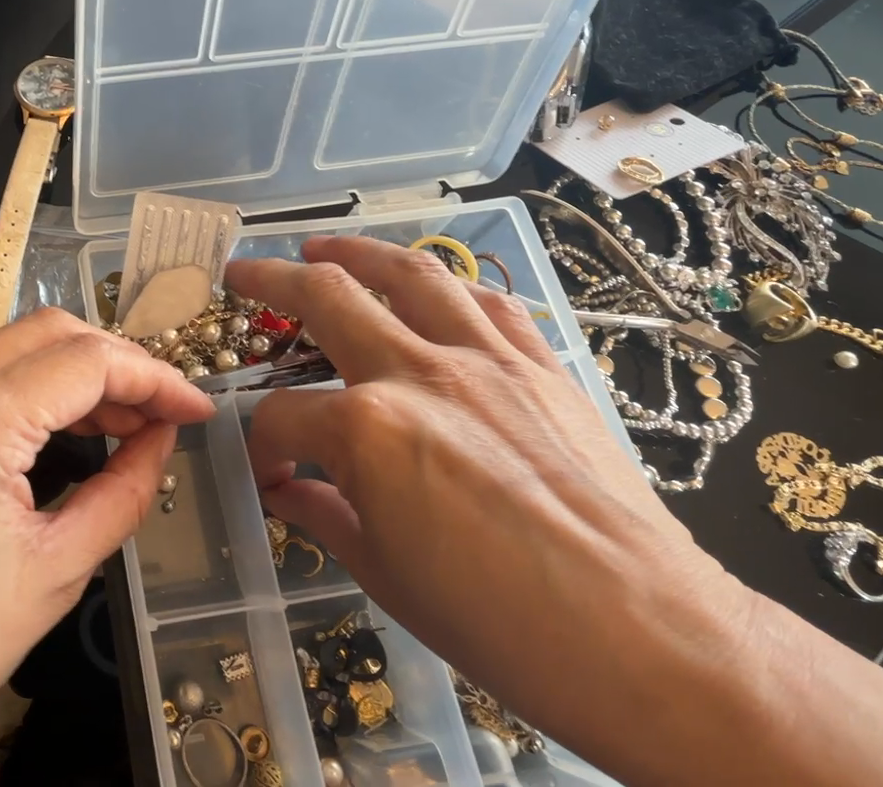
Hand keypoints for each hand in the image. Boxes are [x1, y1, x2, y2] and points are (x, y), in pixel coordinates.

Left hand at [0, 309, 213, 786]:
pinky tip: (49, 428)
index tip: (192, 409)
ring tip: (115, 422)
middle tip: (157, 412)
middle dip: (115, 363)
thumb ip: (126, 486)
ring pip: (5, 347)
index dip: (154, 378)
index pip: (87, 362)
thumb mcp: (61, 565)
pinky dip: (19, 389)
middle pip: (47, 332)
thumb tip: (162, 438)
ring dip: (68, 373)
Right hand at [226, 237, 751, 765]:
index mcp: (366, 430)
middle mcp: (420, 373)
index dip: (261, 446)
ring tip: (325, 246)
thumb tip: (290, 492)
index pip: (282, 418)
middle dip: (272, 280)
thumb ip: (323, 514)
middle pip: (328, 299)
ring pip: (411, 274)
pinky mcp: (543, 369)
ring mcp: (487, 362)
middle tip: (242, 272)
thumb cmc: (497, 621)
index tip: (270, 476)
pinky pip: (491, 304)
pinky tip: (435, 292)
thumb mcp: (383, 573)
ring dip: (358, 252)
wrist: (640, 635)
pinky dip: (451, 289)